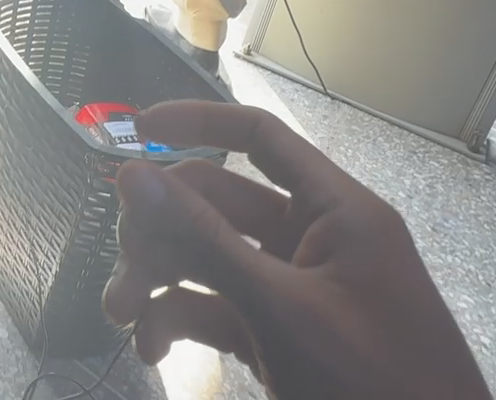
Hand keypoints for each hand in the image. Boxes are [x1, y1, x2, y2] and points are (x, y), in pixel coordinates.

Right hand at [102, 101, 490, 399]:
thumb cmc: (375, 392)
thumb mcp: (282, 312)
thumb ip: (202, 237)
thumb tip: (130, 171)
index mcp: (335, 213)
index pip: (258, 137)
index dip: (196, 122)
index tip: (136, 129)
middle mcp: (313, 240)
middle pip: (214, 203)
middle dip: (159, 231)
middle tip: (122, 265)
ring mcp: (294, 291)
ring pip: (206, 256)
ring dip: (157, 278)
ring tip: (120, 315)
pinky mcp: (280, 336)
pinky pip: (216, 306)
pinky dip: (179, 319)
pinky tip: (150, 347)